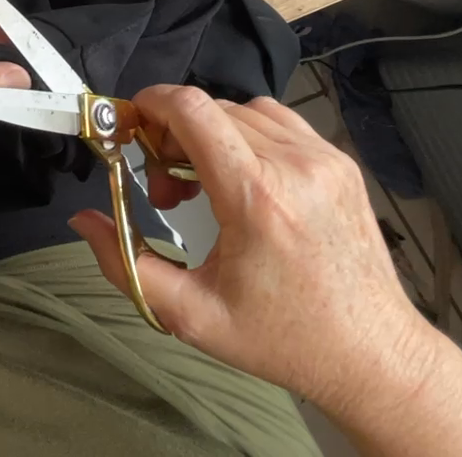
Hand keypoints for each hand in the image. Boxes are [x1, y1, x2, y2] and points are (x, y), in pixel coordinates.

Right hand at [69, 85, 441, 417]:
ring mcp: (324, 159)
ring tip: (203, 184)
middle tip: (167, 191)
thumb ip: (124, 264)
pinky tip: (239, 175)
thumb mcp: (191, 315)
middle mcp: (294, 166)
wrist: (377, 357)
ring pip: (239, 109)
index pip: (192, 108)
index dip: (150, 103)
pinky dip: (242, 134)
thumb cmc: (284, 339)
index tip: (130, 128)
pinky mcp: (340, 162)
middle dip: (170, 135)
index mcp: (256, 197)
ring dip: (206, 133)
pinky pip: (274, 120)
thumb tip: (84, 219)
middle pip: (208, 108)